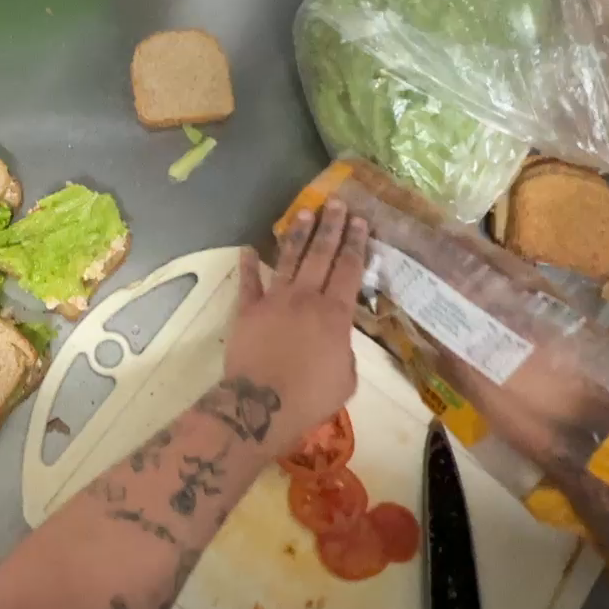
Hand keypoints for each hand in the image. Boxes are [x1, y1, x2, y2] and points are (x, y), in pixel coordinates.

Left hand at [225, 200, 368, 448]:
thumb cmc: (311, 397)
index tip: (360, 222)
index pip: (349, 270)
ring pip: (288, 260)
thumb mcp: (347, 377)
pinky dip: (248, 265)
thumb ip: (344, 350)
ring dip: (296, 235)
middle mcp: (306, 298)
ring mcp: (274, 300)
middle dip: (330, 227)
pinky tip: (248, 249)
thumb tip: (336, 338)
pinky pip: (248, 282)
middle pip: (321, 255)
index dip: (356, 244)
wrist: (262, 404)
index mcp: (335, 314)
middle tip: (336, 203)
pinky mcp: (247, 310)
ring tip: (304, 213)